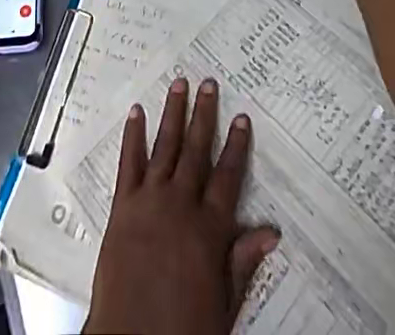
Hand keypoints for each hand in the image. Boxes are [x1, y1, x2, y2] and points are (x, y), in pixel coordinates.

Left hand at [84, 77, 279, 334]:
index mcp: (210, 229)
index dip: (236, 145)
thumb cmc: (183, 327)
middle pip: (196, 151)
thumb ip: (242, 261)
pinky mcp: (123, 207)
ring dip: (172, 114)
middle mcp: (181, 205)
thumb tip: (271, 232)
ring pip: (165, 148)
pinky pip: (129, 164)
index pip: (228, 176)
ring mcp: (149, 202)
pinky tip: (136, 114)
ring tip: (179, 86)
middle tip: (209, 84)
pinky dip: (132, 137)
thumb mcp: (224, 302)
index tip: (241, 117)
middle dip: (204, 115)